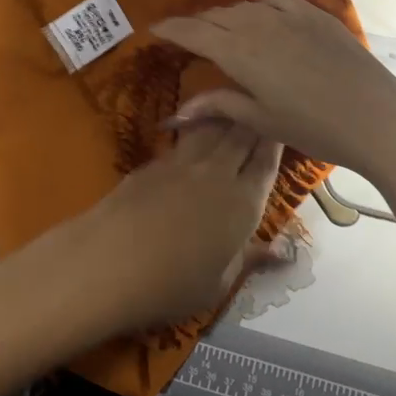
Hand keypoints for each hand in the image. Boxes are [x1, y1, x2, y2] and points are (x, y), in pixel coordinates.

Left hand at [32, 120, 282, 332]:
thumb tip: (285, 252)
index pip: (267, 161)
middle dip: (254, 120)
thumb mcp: (219, 283)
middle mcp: (218, 173)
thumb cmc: (172, 285)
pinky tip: (193, 133)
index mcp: (244, 202)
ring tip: (233, 111)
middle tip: (262, 110)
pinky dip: (195, 131)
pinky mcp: (153, 162)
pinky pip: (183, 140)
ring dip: (226, 118)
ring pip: (213, 129)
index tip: (283, 126)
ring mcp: (183, 162)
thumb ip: (251, 259)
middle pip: (242, 134)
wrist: (109, 262)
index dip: (277, 141)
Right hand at [152, 0, 395, 185]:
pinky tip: (263, 20)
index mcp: (239, 51)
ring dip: (227, 17)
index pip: (193, 31)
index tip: (154, 30)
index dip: (170, 29)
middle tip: (186, 38)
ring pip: (246, 7)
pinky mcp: (317, 16)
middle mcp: (259, 24)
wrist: (376, 117)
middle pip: (216, 16)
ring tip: (222, 32)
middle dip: (197, 24)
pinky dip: (260, 8)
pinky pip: (277, 1)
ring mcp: (291, 16)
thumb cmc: (314, 127)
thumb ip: (218, 105)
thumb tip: (176, 112)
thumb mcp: (261, 120)